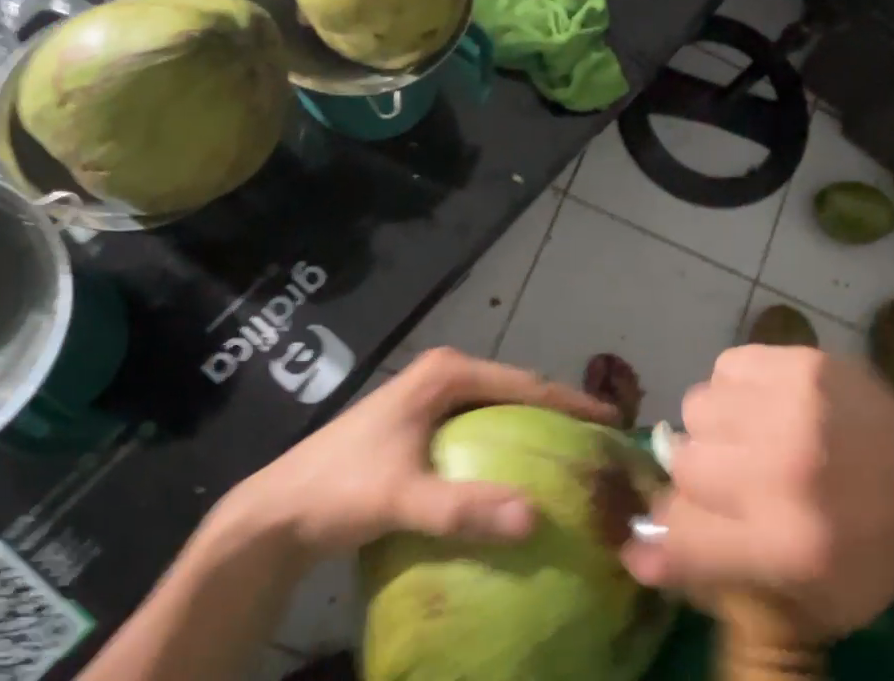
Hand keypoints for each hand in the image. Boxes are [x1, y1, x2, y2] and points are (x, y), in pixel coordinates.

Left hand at [218, 348, 614, 558]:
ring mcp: (432, 400)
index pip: (526, 382)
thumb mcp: (402, 498)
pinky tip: (524, 478)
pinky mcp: (422, 426)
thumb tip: (534, 519)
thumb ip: (463, 508)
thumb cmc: (338, 490)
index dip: (573, 402)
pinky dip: (509, 448)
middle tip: (603, 449)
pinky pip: (482, 430)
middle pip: (519, 392)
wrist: (277, 512)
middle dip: (562, 415)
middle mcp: (444, 376)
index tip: (615, 424)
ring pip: (501, 411)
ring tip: (576, 462)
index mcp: (446, 374)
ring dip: (537, 432)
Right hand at [622, 347, 893, 635]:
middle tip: (736, 481)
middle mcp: (777, 470)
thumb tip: (637, 553)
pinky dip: (736, 387)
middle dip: (702, 479)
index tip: (669, 530)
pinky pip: (728, 366)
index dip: (663, 535)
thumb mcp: (806, 600)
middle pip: (685, 465)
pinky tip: (765, 404)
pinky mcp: (801, 363)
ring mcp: (789, 408)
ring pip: (698, 408)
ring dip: (718, 429)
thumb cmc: (870, 551)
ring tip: (753, 437)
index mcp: (782, 543)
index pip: (678, 532)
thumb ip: (720, 576)